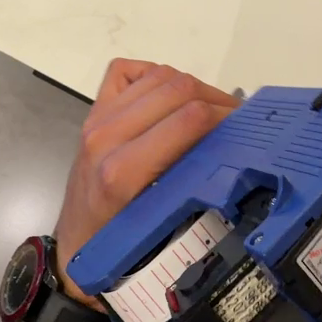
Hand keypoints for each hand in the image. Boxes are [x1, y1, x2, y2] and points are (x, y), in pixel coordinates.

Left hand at [52, 60, 240, 308]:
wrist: (76, 250)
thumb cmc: (123, 249)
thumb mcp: (166, 226)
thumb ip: (196, 184)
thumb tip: (239, 148)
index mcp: (124, 171)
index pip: (189, 118)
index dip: (224, 115)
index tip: (246, 127)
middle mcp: (107, 136)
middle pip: (177, 88)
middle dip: (215, 99)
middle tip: (236, 119)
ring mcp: (97, 119)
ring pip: (157, 75)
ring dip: (191, 86)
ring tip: (209, 109)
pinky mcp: (93, 112)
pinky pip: (126, 71)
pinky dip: (152, 73)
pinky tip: (167, 96)